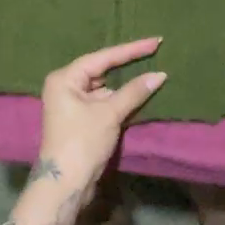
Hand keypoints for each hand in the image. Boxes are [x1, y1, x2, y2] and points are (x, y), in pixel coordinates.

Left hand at [38, 37, 166, 182]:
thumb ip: (134, 92)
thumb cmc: (82, 142)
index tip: (155, 41)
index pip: (102, 57)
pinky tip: (139, 93)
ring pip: (104, 87)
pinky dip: (119, 98)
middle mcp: (65, 86)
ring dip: (125, 84)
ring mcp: (71, 103)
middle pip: (101, 69)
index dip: (130, 50)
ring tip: (151, 69)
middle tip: (154, 51)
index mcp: (65, 78)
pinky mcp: (80, 118)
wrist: (66, 183)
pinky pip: (103, 101)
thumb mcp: (110, 114)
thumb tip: (159, 74)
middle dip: (127, 64)